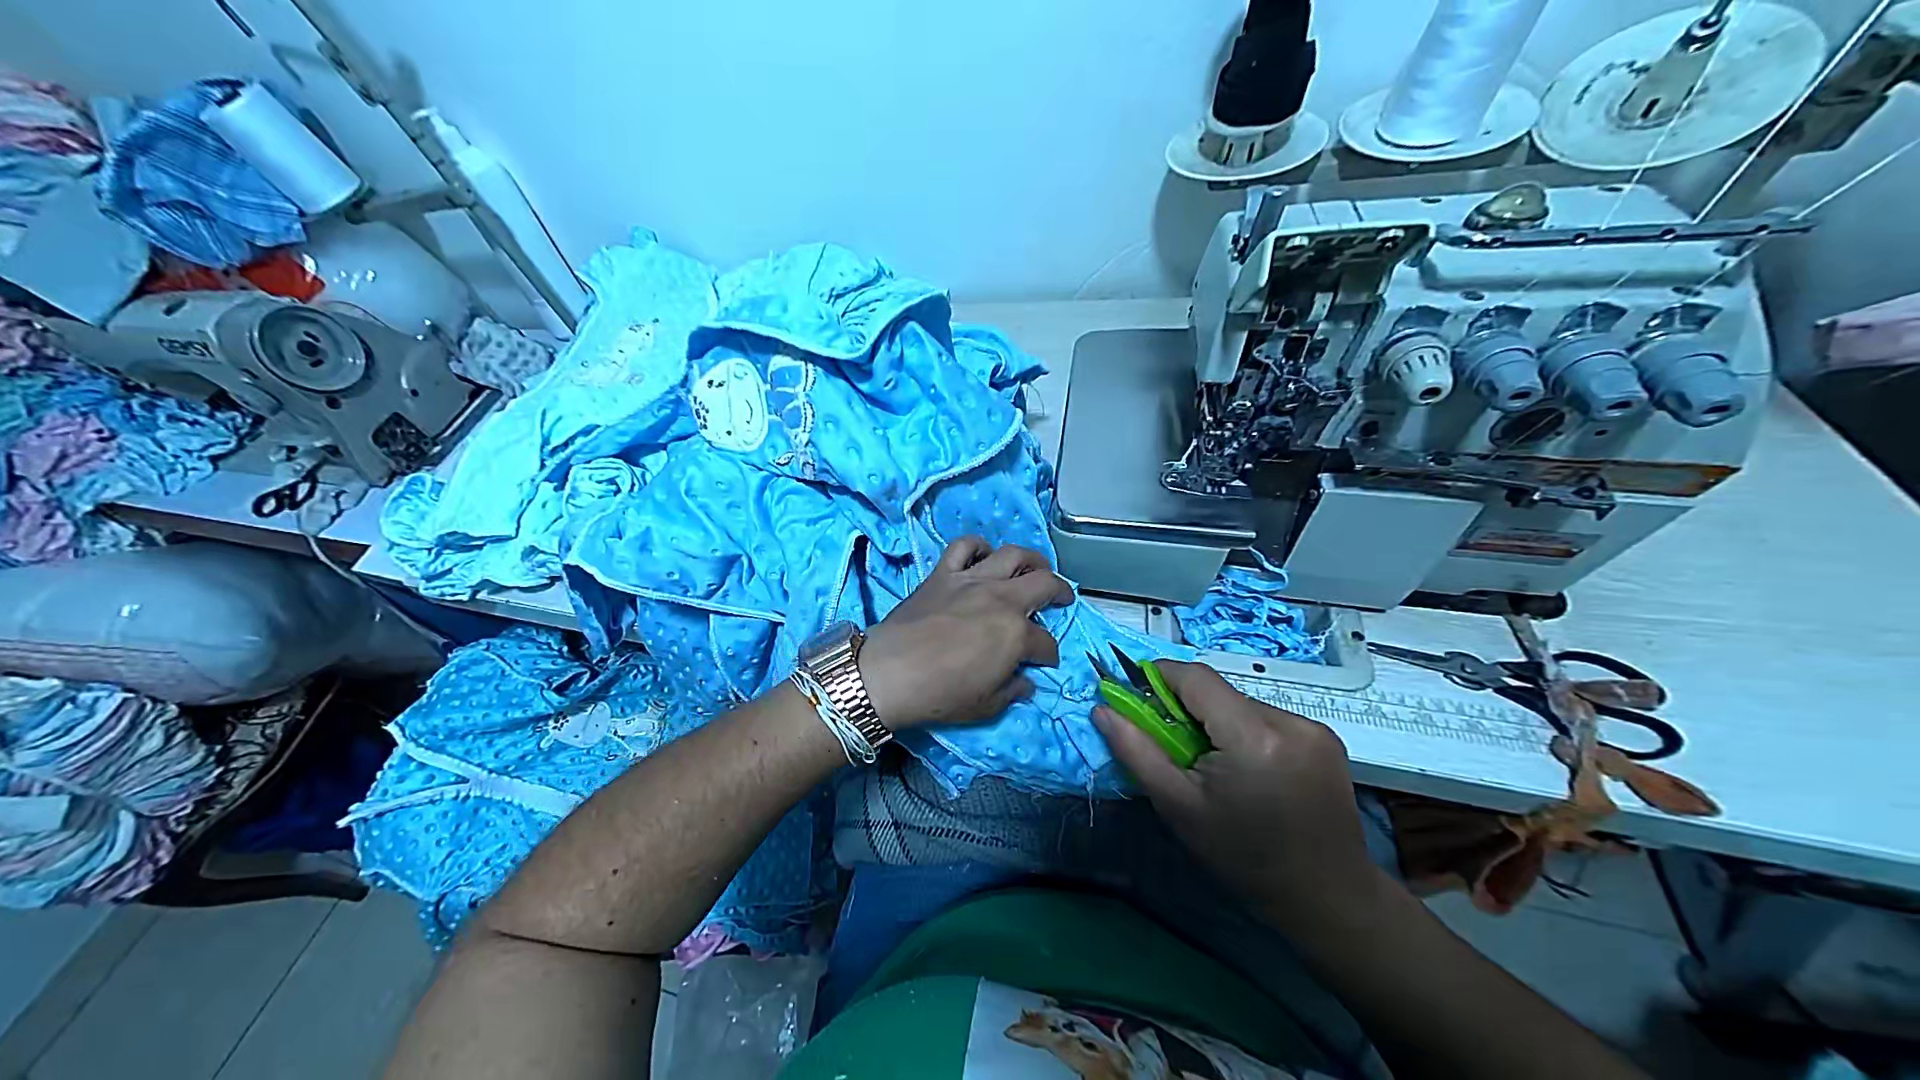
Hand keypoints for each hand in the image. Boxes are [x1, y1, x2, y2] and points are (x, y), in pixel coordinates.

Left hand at [858, 537, 1074, 729]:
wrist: (887, 674)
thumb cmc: (939, 694)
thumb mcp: (986, 706)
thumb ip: (1012, 691)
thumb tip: (1025, 682)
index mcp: (1016, 634)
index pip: (1045, 642)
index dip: (1049, 654)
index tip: (1044, 661)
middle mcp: (1001, 599)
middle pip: (1044, 583)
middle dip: (1060, 592)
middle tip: (1061, 599)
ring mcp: (971, 580)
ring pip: (1012, 555)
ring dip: (1030, 559)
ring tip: (1034, 568)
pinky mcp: (943, 573)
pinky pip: (964, 546)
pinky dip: (977, 547)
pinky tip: (983, 556)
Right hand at [1092, 661, 1384, 923]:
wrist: (1326, 898)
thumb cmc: (1242, 858)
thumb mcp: (1178, 807)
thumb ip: (1136, 751)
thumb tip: (1102, 709)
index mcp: (1253, 737)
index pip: (1196, 677)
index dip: (1159, 678)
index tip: (1136, 698)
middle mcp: (1289, 721)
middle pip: (1219, 692)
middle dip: (1188, 709)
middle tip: (1173, 747)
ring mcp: (1313, 728)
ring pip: (1242, 704)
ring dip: (1218, 722)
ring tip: (1214, 766)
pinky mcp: (1326, 738)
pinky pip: (1268, 718)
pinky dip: (1245, 732)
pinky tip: (1248, 770)